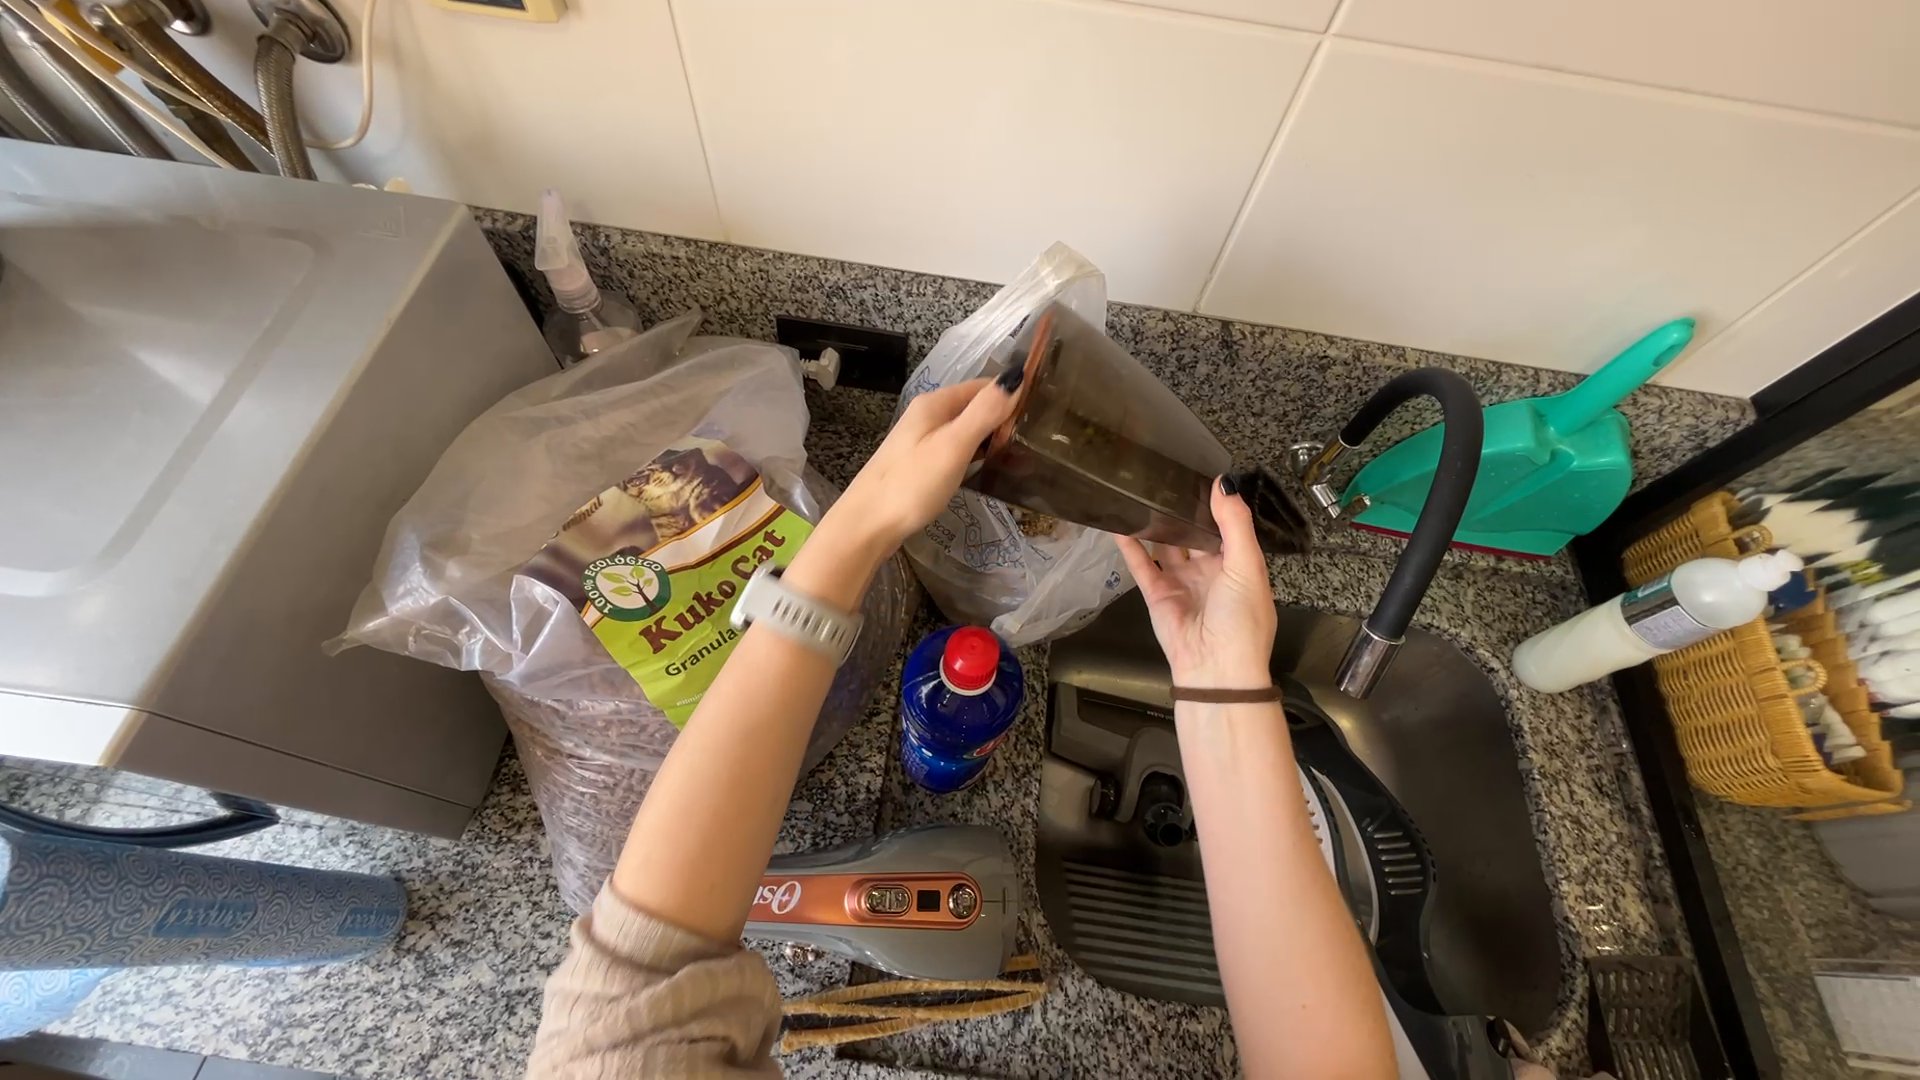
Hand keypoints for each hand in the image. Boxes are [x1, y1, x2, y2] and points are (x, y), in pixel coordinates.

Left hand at [825, 373, 1020, 552]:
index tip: (1041, 417)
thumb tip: (1016, 378)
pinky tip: (990, 472)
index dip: (1012, 396)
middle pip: (976, 407)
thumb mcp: (953, 446)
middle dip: (1005, 421)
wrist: (867, 525)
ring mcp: (922, 440)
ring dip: (992, 441)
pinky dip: (977, 457)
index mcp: (935, 403)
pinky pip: (957, 451)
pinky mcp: (921, 464)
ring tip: (1022, 459)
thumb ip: (984, 413)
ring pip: (967, 431)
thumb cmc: (912, 484)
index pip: (984, 386)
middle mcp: (928, 416)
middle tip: (1037, 444)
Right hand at [1114, 479, 1275, 688]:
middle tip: (1164, 476)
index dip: (1213, 503)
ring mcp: (1181, 581)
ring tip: (1139, 492)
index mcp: (1237, 564)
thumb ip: (1235, 524)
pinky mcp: (1156, 593)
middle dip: (1181, 510)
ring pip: (1165, 545)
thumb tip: (1222, 483)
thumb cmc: (1242, 619)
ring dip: (1155, 523)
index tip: (1198, 472)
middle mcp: (1209, 570)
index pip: (1224, 526)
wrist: (1216, 668)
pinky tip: (1118, 522)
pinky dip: (1129, 545)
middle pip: (1192, 533)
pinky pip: (1141, 563)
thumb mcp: (1247, 566)